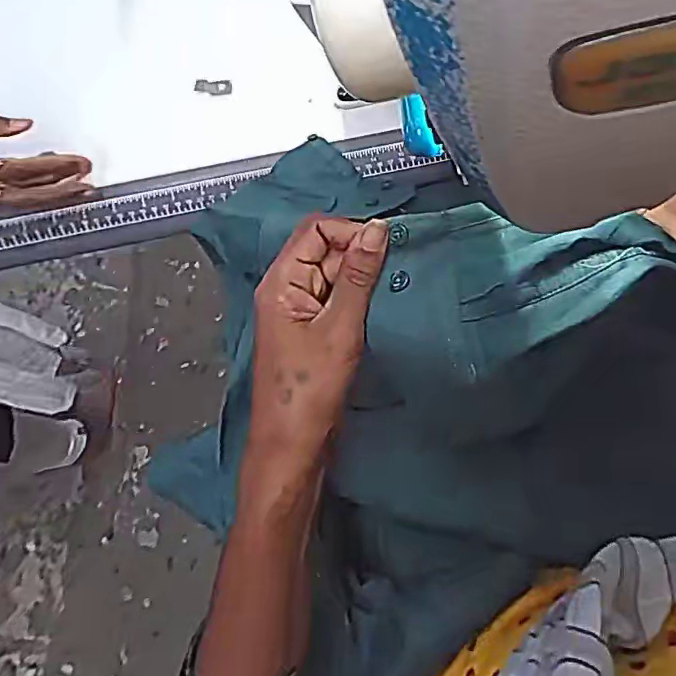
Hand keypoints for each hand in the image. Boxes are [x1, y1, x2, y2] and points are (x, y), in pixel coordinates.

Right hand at [0, 110, 93, 207]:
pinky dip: (32, 198)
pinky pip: (4, 201)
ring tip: (80, 191)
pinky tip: (49, 192)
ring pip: (17, 201)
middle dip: (61, 187)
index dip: (51, 168)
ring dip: (52, 198)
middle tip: (88, 179)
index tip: (77, 162)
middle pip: (24, 192)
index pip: (16, 170)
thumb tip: (21, 125)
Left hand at [246, 216, 389, 471]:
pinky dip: (359, 293)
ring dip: (362, 273)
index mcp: (282, 281)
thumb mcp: (340, 326)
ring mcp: (300, 307)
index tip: (386, 245)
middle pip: (325, 247)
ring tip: (390, 286)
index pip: (316, 230)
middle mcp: (287, 287)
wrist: (294, 445)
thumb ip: (359, 274)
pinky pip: (338, 294)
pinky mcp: (313, 325)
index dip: (351, 230)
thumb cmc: (310, 389)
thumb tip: (378, 229)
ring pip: (335, 271)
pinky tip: (380, 302)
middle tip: (394, 268)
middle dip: (360, 251)